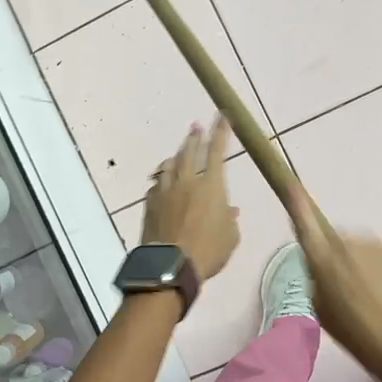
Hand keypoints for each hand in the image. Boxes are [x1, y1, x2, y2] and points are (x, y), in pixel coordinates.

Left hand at [140, 117, 240, 280]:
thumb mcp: (230, 237)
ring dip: (176, 156)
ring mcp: (165, 191)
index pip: (217, 151)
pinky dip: (163, 178)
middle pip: (189, 152)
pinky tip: (163, 181)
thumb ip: (230, 219)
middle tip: (195, 126)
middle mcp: (187, 182)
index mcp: (211, 185)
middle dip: (194, 137)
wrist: (170, 265)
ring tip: (178, 152)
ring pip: (169, 165)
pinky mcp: (151, 204)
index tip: (222, 115)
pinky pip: (157, 184)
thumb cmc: (208, 251)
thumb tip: (230, 210)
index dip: (220, 132)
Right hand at [288, 186, 381, 379]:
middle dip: (339, 256)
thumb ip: (317, 277)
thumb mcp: (321, 308)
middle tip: (347, 288)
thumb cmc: (354, 332)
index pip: (305, 224)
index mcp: (323, 260)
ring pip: (363, 249)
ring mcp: (378, 247)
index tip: (293, 186)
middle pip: (337, 240)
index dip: (298, 205)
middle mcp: (349, 245)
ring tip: (372, 297)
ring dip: (363, 264)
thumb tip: (322, 262)